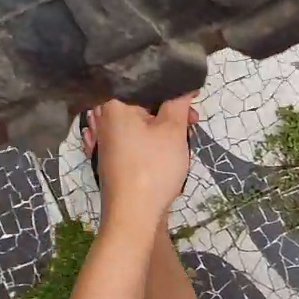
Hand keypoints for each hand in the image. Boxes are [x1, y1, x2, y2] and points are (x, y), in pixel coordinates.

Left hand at [85, 95, 194, 228]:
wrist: (132, 218)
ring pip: (141, 120)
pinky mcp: (112, 156)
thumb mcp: (172, 130)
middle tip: (192, 121)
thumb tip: (184, 83)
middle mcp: (106, 116)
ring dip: (164, 125)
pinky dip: (151, 138)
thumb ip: (178, 101)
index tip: (190, 94)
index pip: (144, 81)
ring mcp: (107, 138)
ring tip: (185, 137)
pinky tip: (167, 147)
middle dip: (170, 108)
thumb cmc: (152, 168)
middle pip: (143, 101)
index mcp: (115, 103)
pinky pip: (134, 136)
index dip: (170, 84)